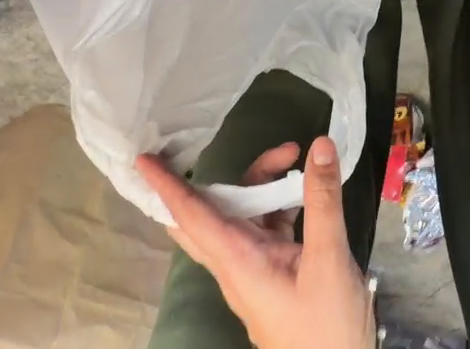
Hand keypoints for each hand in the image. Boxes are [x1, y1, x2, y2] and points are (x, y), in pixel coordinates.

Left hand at [136, 136, 372, 348]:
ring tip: (294, 154)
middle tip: (190, 149)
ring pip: (240, 215)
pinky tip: (304, 188)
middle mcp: (236, 264)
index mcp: (238, 262)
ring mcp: (254, 269)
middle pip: (206, 215)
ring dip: (258, 181)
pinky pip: (264, 226)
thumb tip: (319, 144)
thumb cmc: (325, 325)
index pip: (193, 217)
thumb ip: (322, 201)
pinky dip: (277, 201)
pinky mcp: (275, 271)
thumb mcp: (327, 259)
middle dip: (200, 179)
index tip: (142, 162)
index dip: (167, 188)